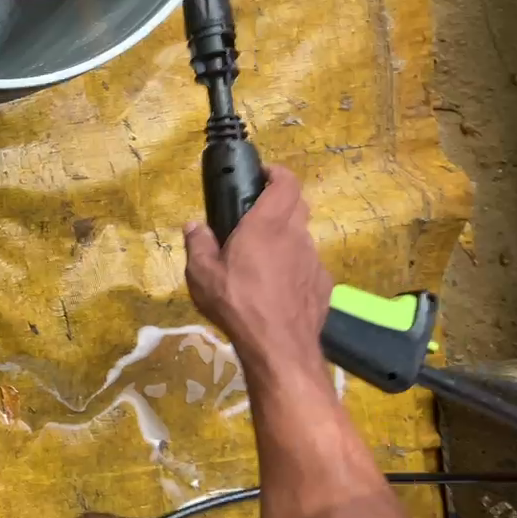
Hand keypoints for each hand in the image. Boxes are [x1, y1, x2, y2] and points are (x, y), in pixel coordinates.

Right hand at [183, 166, 331, 382]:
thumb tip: (194, 225)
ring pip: (301, 235)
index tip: (262, 174)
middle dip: (280, 200)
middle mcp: (295, 236)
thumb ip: (198, 244)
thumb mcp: (200, 273)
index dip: (277, 173)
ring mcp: (313, 259)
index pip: (286, 185)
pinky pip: (306, 261)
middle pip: (298, 205)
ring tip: (258, 254)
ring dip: (283, 235)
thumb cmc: (235, 301)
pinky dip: (291, 261)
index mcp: (265, 227)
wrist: (278, 343)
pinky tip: (273, 282)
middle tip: (253, 212)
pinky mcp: (322, 282)